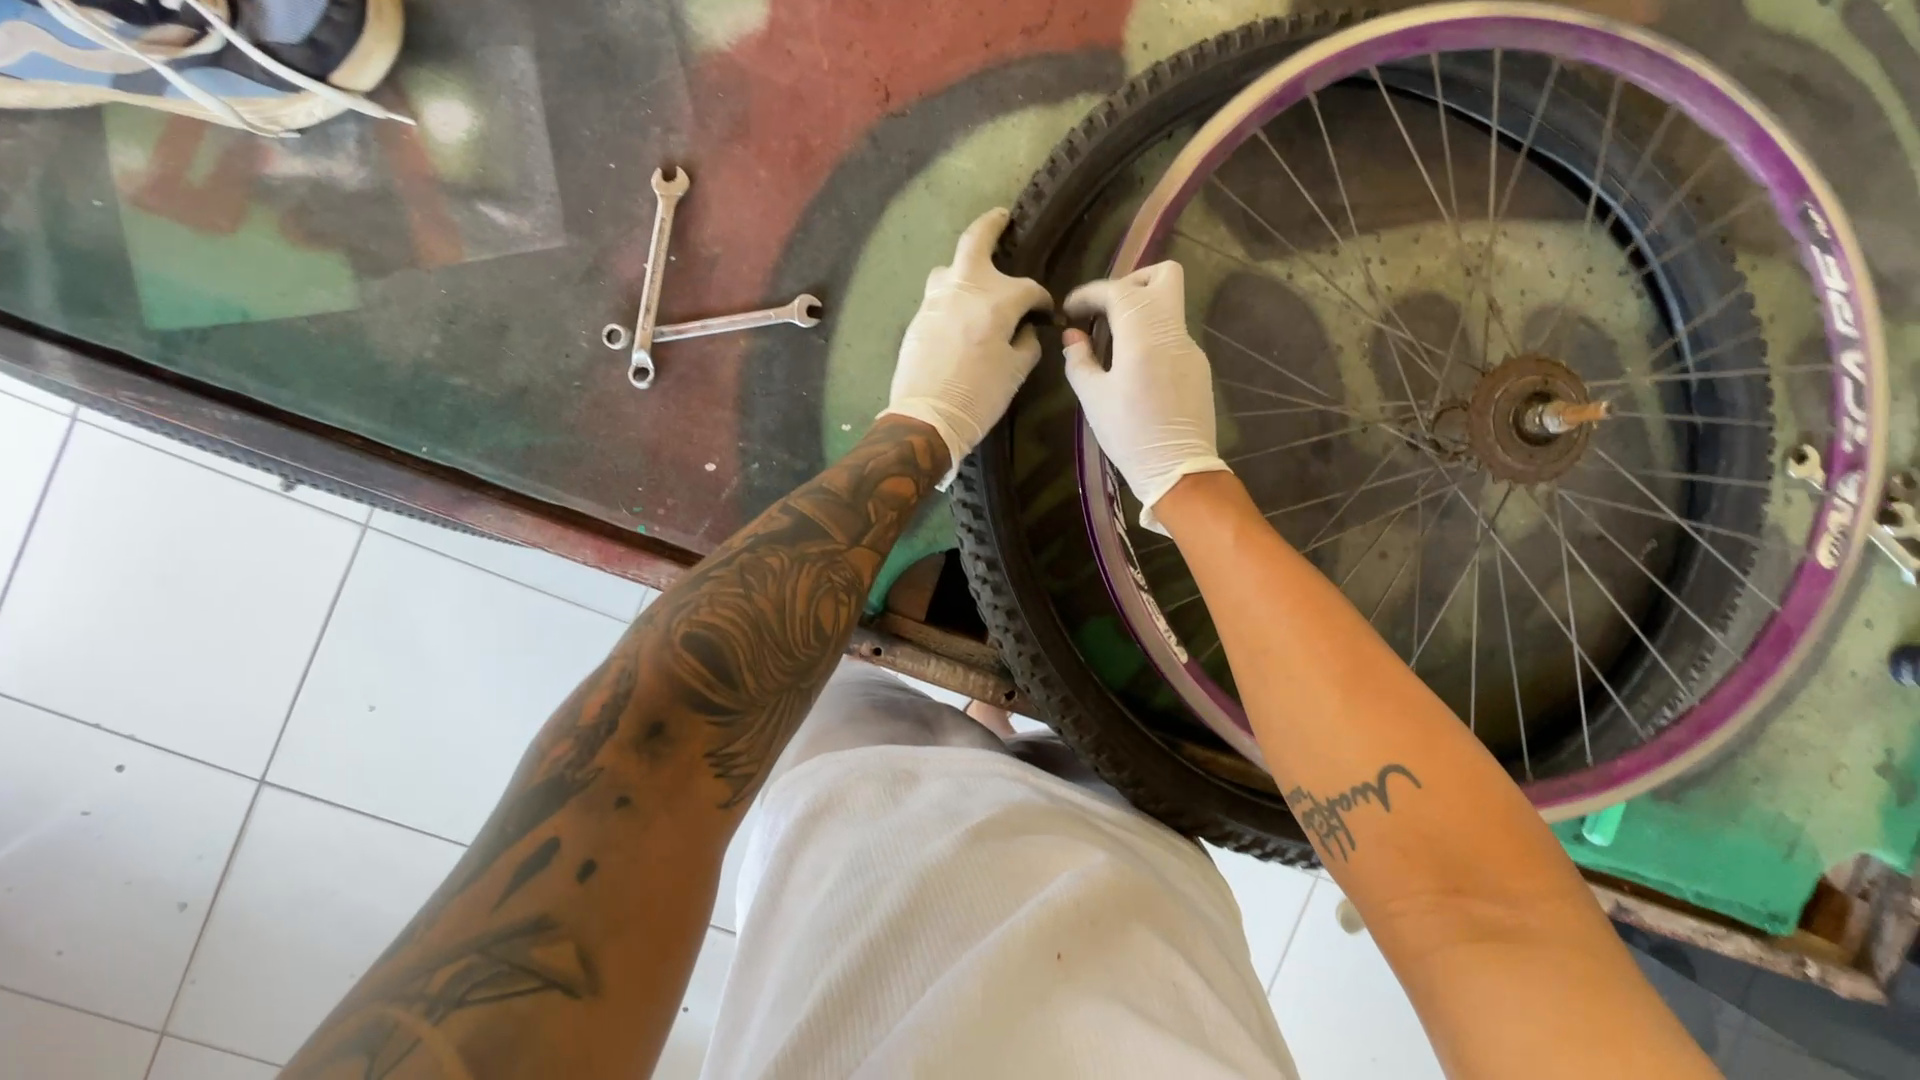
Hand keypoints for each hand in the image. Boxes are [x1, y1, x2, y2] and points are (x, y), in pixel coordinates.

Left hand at [882, 207, 1053, 486]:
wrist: (926, 419)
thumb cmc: (978, 396)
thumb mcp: (1015, 372)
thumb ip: (1026, 343)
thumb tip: (1025, 329)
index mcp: (996, 301)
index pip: (1029, 289)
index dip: (1042, 300)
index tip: (1047, 313)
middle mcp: (963, 289)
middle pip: (975, 241)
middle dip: (991, 225)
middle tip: (1001, 219)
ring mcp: (934, 301)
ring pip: (949, 269)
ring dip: (964, 269)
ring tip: (976, 281)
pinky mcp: (917, 318)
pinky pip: (938, 296)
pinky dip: (951, 297)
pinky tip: (959, 315)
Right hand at [1062, 261, 1229, 533]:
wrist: (1178, 469)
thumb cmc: (1130, 435)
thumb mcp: (1093, 398)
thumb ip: (1080, 360)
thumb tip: (1075, 335)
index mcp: (1144, 337)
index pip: (1118, 291)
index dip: (1090, 293)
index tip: (1071, 311)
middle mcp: (1173, 333)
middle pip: (1164, 276)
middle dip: (1130, 281)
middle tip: (1105, 308)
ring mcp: (1190, 348)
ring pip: (1169, 305)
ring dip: (1140, 310)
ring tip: (1114, 339)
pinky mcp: (1197, 366)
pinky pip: (1173, 334)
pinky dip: (1151, 335)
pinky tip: (1134, 365)